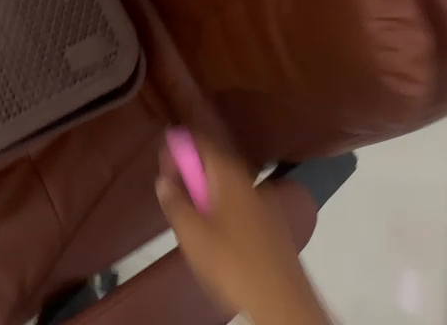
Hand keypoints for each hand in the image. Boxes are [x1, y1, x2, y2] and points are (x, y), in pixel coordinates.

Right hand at [156, 131, 326, 324]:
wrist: (283, 304)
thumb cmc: (233, 263)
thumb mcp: (192, 234)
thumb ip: (174, 202)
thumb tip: (163, 180)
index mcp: (229, 175)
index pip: (201, 142)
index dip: (179, 146)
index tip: (164, 164)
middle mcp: (251, 181)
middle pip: (215, 165)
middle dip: (193, 175)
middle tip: (175, 195)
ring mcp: (267, 203)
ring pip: (229, 188)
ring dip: (208, 195)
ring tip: (193, 221)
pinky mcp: (275, 225)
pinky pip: (242, 205)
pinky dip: (225, 210)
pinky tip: (218, 237)